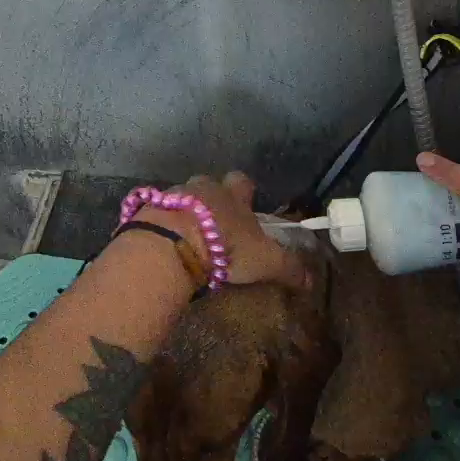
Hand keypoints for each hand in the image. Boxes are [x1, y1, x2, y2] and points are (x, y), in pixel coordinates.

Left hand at [138, 172, 307, 289]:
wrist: (173, 242)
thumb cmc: (226, 246)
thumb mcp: (265, 260)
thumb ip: (288, 268)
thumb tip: (310, 279)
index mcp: (233, 195)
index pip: (242, 181)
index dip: (244, 191)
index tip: (246, 206)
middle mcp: (204, 188)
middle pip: (209, 185)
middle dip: (212, 200)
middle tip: (216, 226)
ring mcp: (174, 195)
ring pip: (183, 198)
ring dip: (186, 213)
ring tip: (189, 238)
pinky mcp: (149, 208)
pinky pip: (159, 213)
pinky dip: (164, 225)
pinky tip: (167, 244)